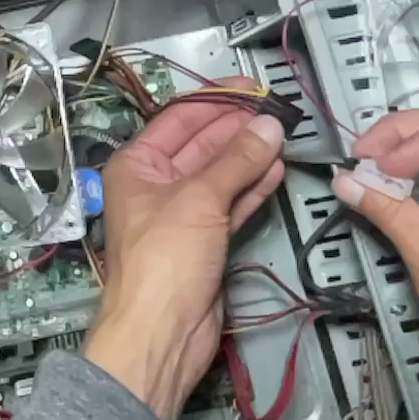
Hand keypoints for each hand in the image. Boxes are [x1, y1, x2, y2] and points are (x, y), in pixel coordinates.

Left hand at [83, 91, 284, 419]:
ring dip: (248, 156)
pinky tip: (275, 169)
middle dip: (236, 128)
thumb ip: (236, 160)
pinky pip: (230, 203)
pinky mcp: (205, 239)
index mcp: (136, 164)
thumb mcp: (199, 198)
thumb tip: (269, 125)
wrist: (162, 333)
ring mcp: (181, 212)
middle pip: (201, 144)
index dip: (214, 100)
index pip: (178, 119)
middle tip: (275, 109)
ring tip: (282, 134)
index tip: (248, 86)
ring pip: (219, 174)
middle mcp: (155, 183)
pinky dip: (251, 187)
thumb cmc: (163, 259)